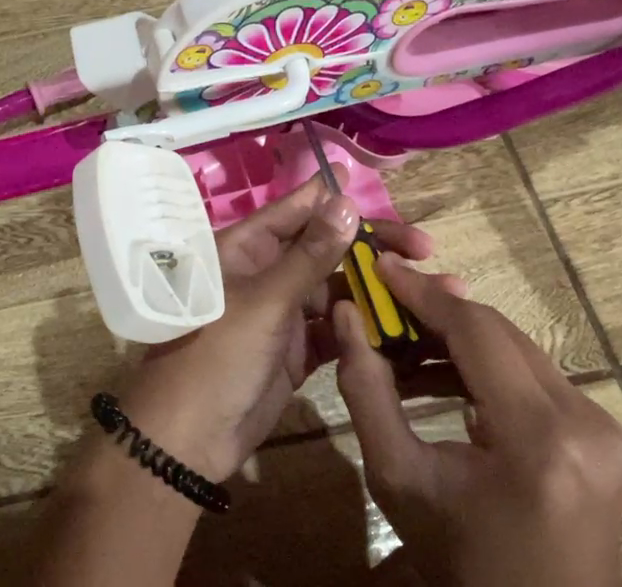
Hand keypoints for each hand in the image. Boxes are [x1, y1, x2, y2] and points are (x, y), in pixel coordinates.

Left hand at [118, 168, 434, 481]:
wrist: (190, 437)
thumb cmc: (218, 354)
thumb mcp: (265, 300)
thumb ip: (309, 254)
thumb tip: (346, 201)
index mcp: (244, 249)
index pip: (295, 211)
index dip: (332, 198)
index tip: (374, 184)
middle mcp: (265, 274)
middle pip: (324, 248)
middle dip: (371, 247)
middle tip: (425, 248)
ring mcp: (282, 314)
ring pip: (336, 290)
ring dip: (377, 288)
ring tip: (431, 288)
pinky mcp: (296, 351)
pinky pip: (336, 330)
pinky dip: (365, 327)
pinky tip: (406, 325)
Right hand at [335, 256, 621, 586]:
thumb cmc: (461, 561)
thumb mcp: (398, 478)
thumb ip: (367, 391)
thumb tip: (346, 317)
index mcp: (538, 435)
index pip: (476, 331)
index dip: (423, 293)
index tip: (380, 268)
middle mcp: (585, 420)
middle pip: (500, 334)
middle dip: (438, 313)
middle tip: (384, 305)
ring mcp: (603, 428)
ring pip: (519, 351)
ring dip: (461, 341)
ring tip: (403, 346)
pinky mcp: (603, 436)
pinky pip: (535, 379)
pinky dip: (487, 369)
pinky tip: (443, 379)